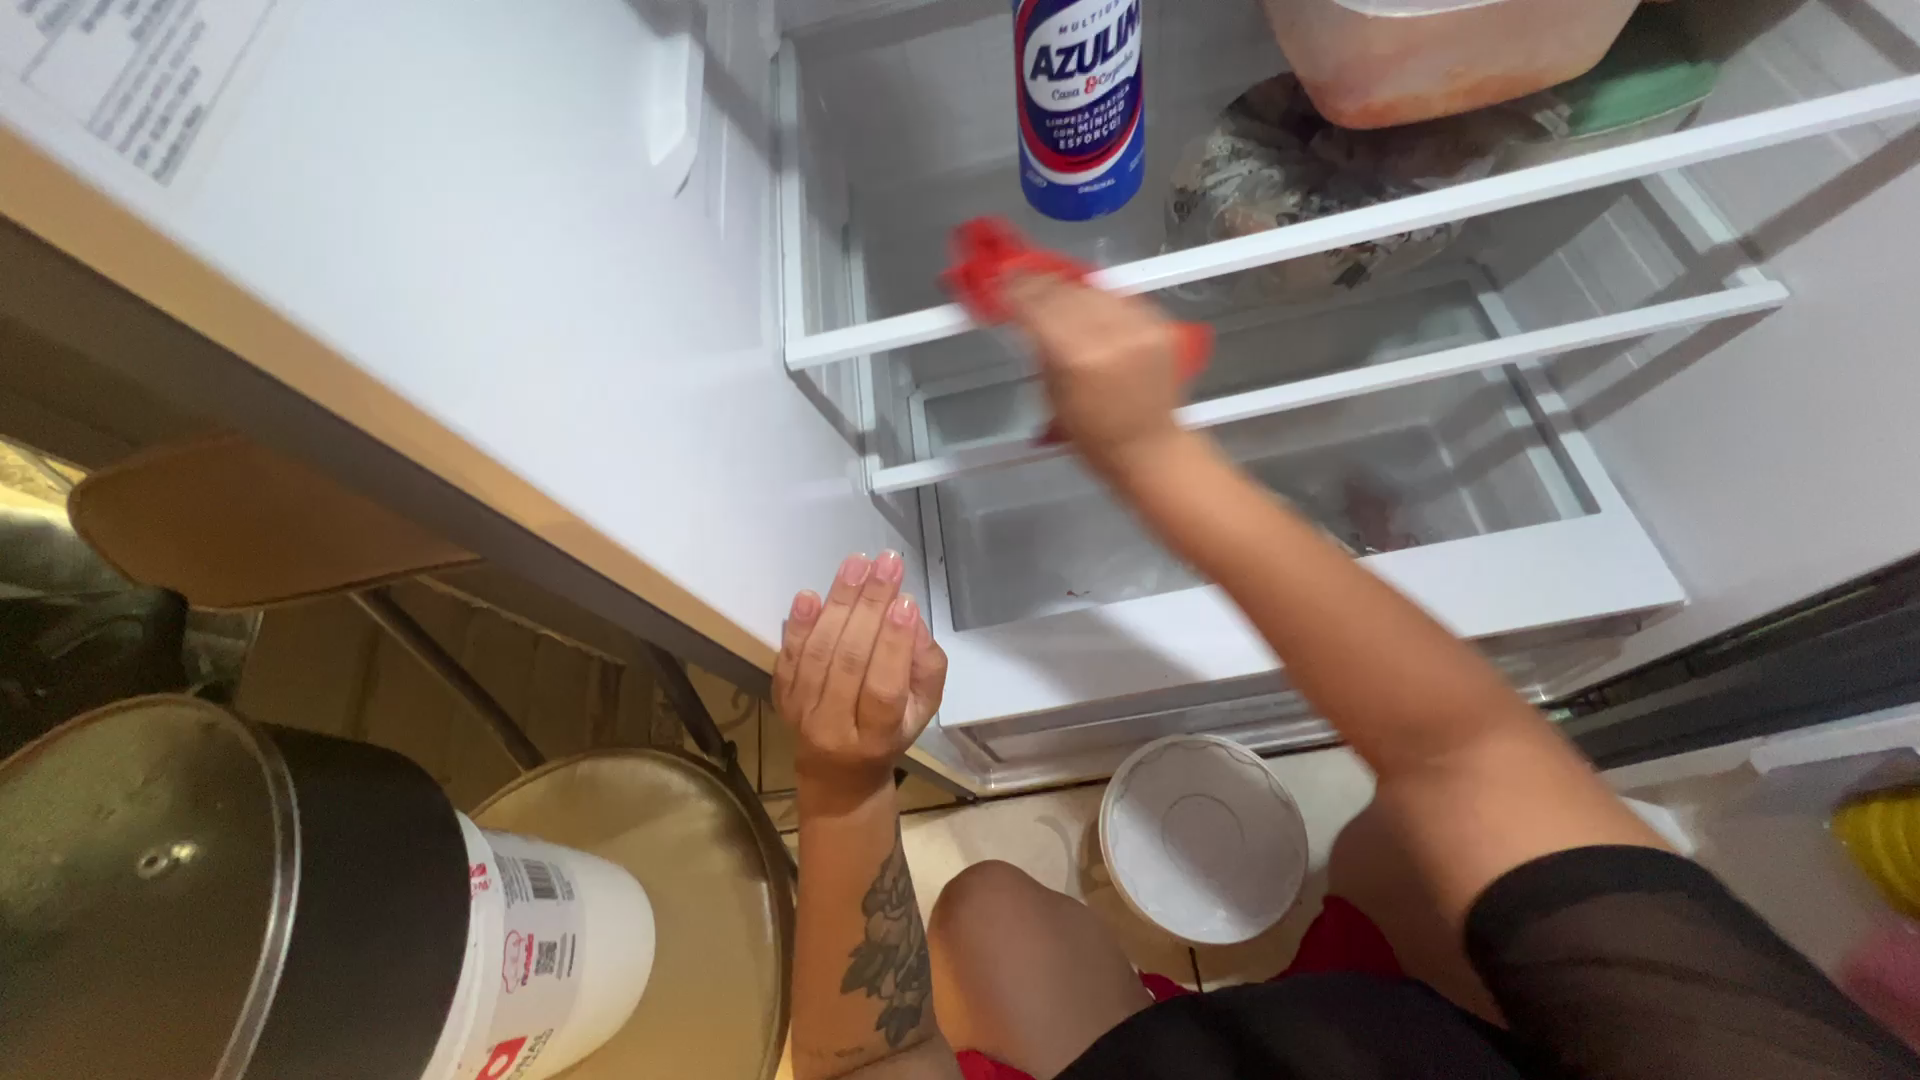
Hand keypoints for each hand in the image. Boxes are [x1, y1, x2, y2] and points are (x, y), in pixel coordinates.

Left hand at [773, 551, 947, 801]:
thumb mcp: (924, 709)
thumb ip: (927, 668)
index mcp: (878, 736)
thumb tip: (912, 622)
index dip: (893, 645)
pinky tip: (811, 595)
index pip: (884, 688)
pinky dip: (798, 625)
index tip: (905, 602)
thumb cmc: (891, 732)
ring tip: (857, 564)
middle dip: (870, 607)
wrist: (838, 772)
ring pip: (818, 653)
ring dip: (838, 603)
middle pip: (849, 662)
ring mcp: (802, 712)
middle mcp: (834, 727)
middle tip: (886, 563)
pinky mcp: (782, 696)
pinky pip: (788, 658)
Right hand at [1001, 270, 1187, 479]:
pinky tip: (1086, 302)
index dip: (1014, 290)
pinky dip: (1098, 298)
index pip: (1036, 307)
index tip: (1000, 279)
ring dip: (1067, 286)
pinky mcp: (1159, 324)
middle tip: (1019, 275)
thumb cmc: (1092, 436)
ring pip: (1092, 288)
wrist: (1148, 448)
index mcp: (1075, 357)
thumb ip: (1041, 350)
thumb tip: (1027, 317)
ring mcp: (1138, 326)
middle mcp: (1108, 334)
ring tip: (1050, 286)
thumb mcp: (1051, 395)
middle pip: (1063, 290)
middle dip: (1038, 282)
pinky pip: (1120, 298)